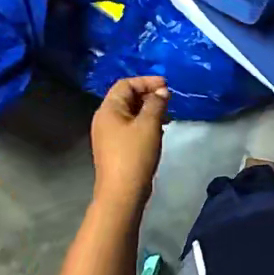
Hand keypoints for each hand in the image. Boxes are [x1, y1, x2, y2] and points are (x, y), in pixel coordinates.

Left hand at [91, 76, 169, 207]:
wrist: (122, 192)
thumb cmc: (135, 155)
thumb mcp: (149, 125)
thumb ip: (156, 104)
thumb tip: (162, 91)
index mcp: (108, 109)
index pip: (125, 84)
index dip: (146, 81)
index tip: (167, 86)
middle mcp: (104, 119)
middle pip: (126, 98)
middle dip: (148, 95)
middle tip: (169, 100)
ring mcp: (108, 135)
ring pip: (129, 113)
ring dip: (148, 110)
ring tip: (167, 115)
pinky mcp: (115, 148)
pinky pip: (130, 127)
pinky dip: (144, 124)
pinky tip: (158, 131)